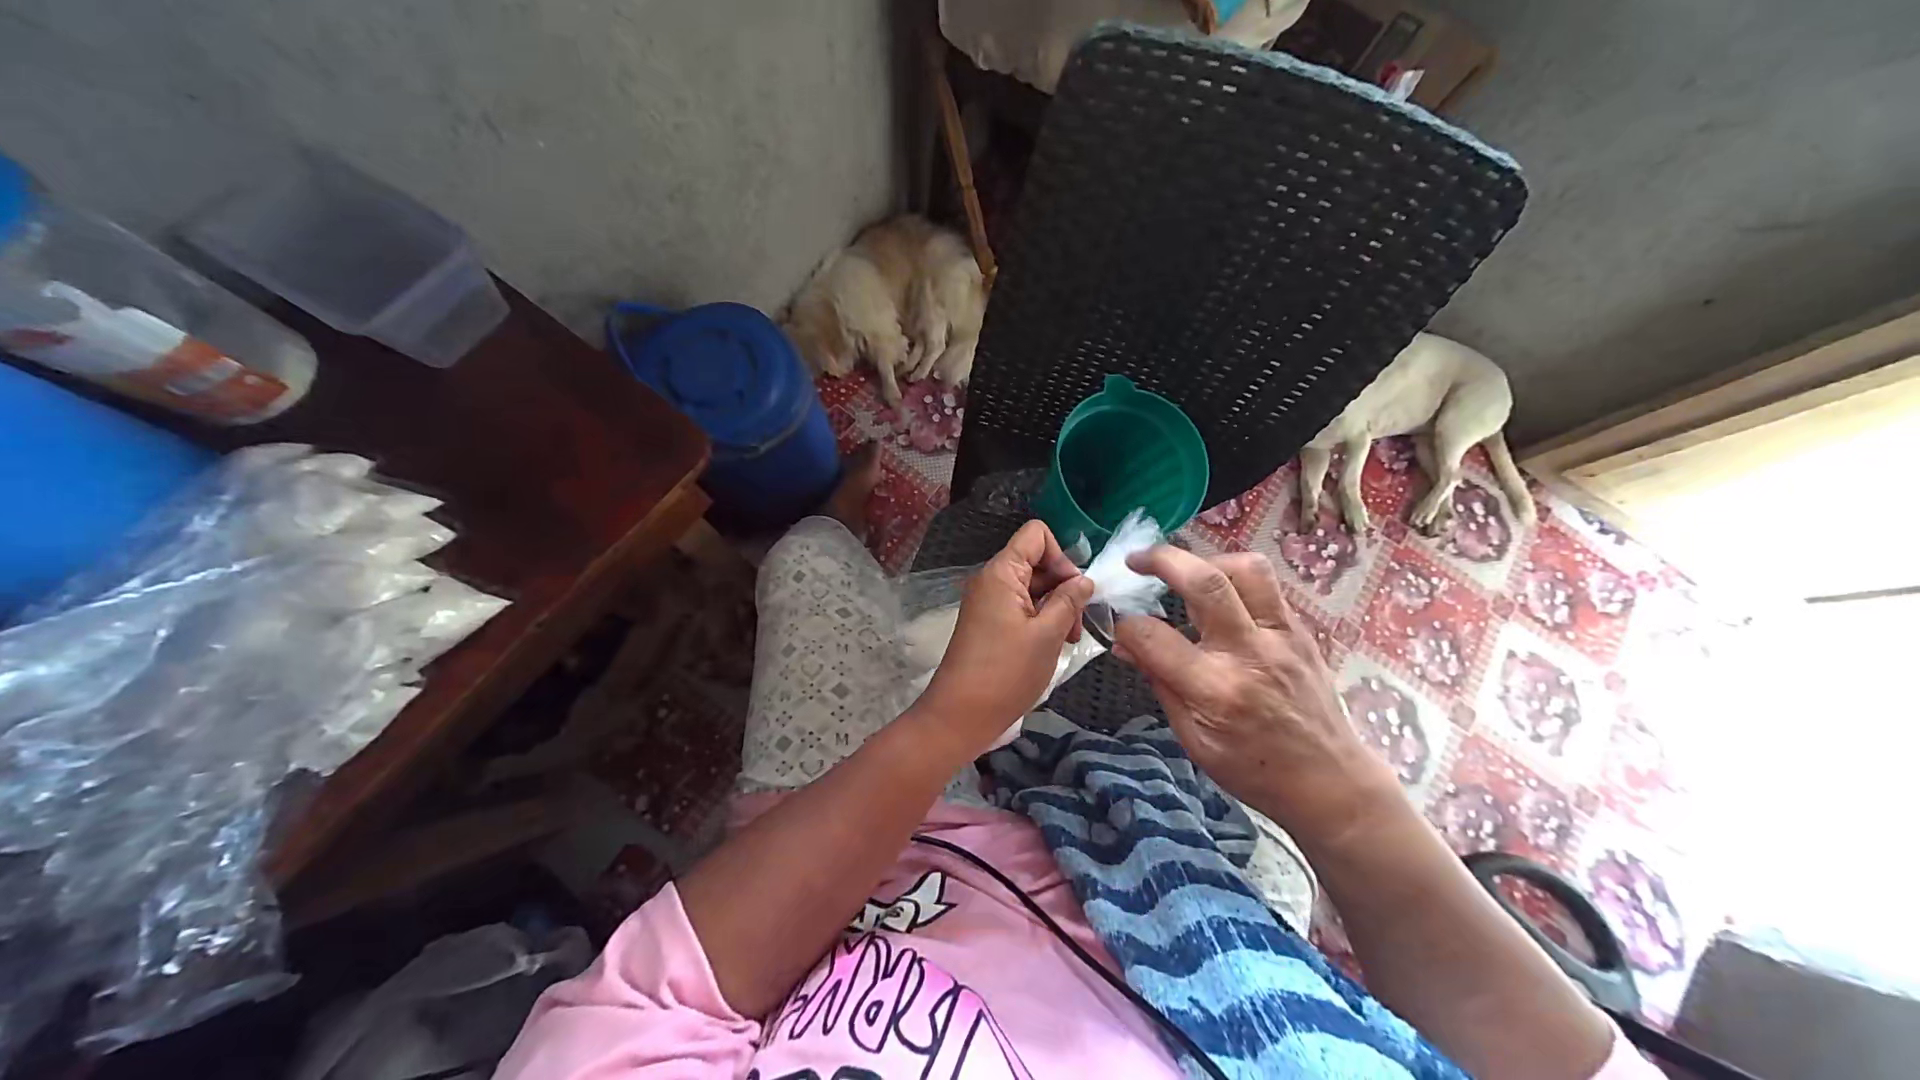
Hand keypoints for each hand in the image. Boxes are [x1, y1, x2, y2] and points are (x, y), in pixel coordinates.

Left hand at [917, 520, 1093, 751]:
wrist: (960, 715)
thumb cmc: (1005, 673)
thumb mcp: (1047, 635)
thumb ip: (1069, 601)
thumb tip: (1084, 580)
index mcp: (1001, 573)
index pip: (1036, 535)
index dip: (1062, 556)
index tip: (1073, 591)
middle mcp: (991, 580)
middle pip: (1037, 562)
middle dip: (1063, 586)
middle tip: (1077, 625)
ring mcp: (988, 602)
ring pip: (1032, 587)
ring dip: (1056, 607)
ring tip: (1069, 640)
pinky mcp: (988, 623)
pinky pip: (1021, 607)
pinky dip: (1041, 620)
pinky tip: (1053, 645)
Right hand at [1113, 547, 1400, 836]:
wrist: (1330, 782)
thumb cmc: (1254, 770)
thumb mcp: (1193, 739)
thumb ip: (1159, 684)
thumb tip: (1125, 645)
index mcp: (1216, 690)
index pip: (1155, 638)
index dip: (1126, 625)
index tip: (1117, 624)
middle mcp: (1251, 653)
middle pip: (1207, 582)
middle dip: (1163, 560)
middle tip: (1136, 561)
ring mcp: (1282, 637)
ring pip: (1247, 569)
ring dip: (1208, 561)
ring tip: (1187, 573)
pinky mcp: (1300, 631)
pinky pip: (1266, 587)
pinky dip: (1234, 580)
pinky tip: (1219, 599)